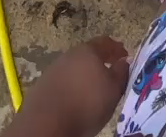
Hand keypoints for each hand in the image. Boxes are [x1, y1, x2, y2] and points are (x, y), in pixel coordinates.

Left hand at [7, 36, 128, 136]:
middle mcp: (69, 55)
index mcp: (88, 50)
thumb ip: (121, 72)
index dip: (116, 49)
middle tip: (108, 73)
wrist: (46, 124)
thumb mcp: (113, 90)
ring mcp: (53, 69)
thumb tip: (124, 61)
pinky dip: (70, 86)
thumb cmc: (86, 104)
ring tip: (91, 89)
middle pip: (87, 54)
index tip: (124, 57)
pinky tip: (73, 99)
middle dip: (99, 61)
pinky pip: (61, 82)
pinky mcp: (41, 86)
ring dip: (83, 75)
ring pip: (73, 68)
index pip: (105, 42)